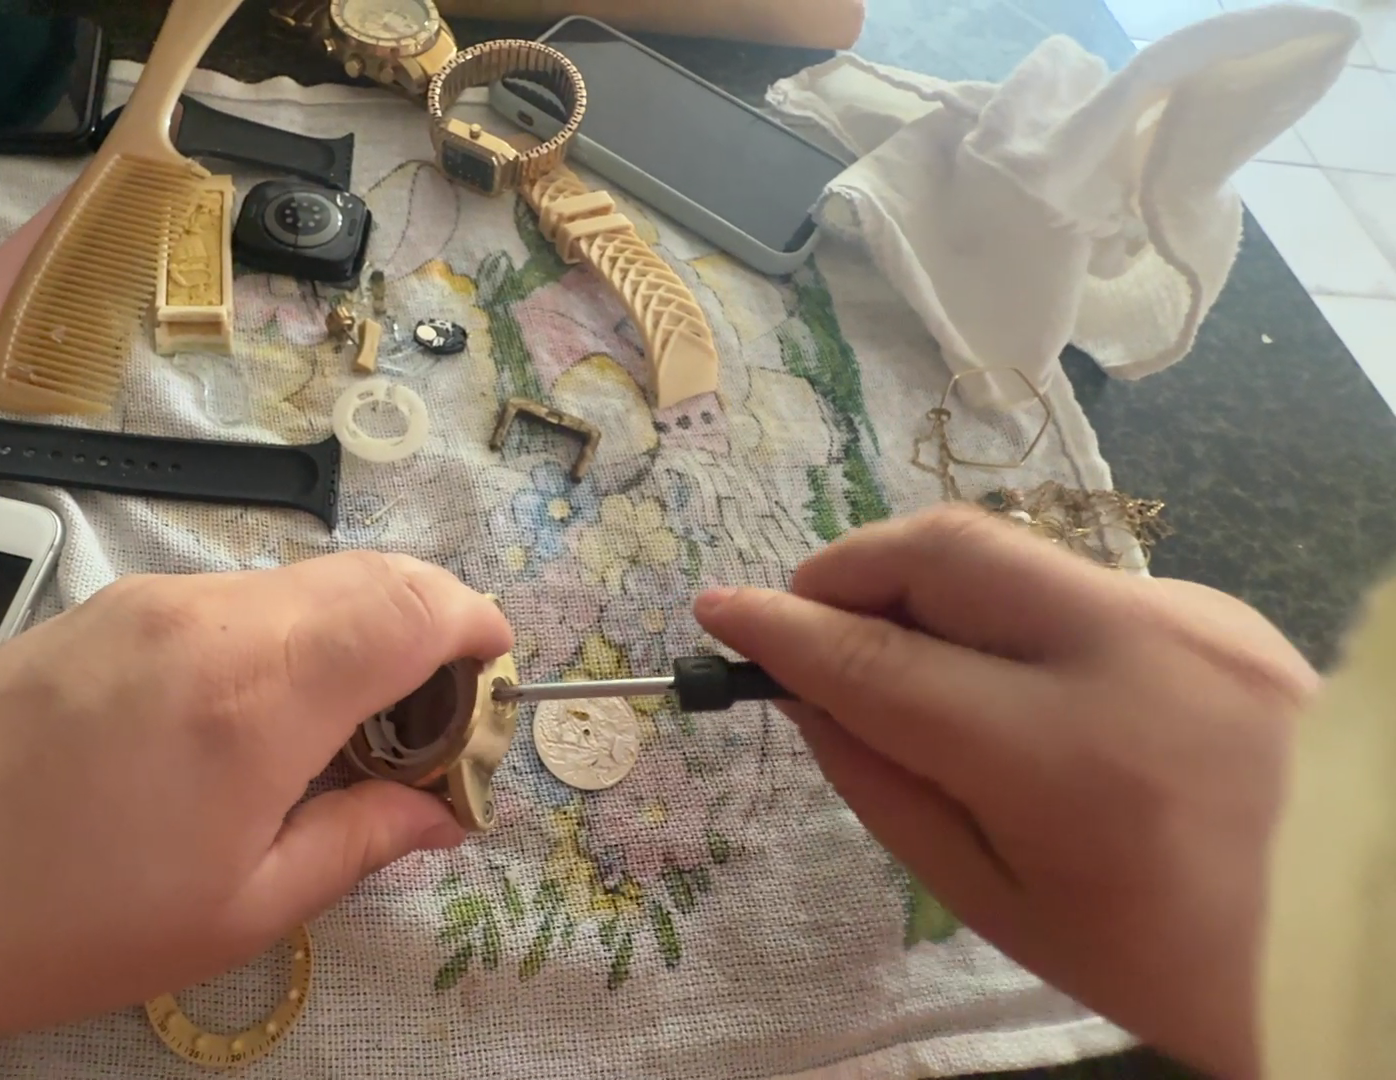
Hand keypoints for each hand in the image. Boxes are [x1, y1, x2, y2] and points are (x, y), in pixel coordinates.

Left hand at [0, 552, 511, 1072]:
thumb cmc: (70, 919)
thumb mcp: (243, 907)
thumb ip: (363, 838)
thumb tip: (447, 813)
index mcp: (261, 694)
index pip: (410, 608)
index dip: (472, 623)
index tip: (495, 667)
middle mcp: (220, 616)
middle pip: (371, 575)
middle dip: (430, 621)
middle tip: (434, 707)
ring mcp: (165, 595)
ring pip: (311, 581)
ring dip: (362, 626)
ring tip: (349, 714)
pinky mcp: (125, 599)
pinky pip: (249, 594)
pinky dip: (298, 628)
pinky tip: (266, 700)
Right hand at [693, 507, 1316, 1078]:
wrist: (1384, 947)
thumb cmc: (1171, 960)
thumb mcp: (994, 897)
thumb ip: (877, 779)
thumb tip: (802, 691)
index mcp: (1069, 764)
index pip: (875, 662)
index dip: (778, 629)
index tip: (716, 610)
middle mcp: (1132, 656)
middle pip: (938, 548)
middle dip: (839, 568)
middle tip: (806, 624)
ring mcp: (1182, 614)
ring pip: (989, 549)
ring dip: (901, 582)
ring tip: (891, 652)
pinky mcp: (1202, 604)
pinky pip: (1043, 578)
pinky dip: (975, 607)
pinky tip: (995, 674)